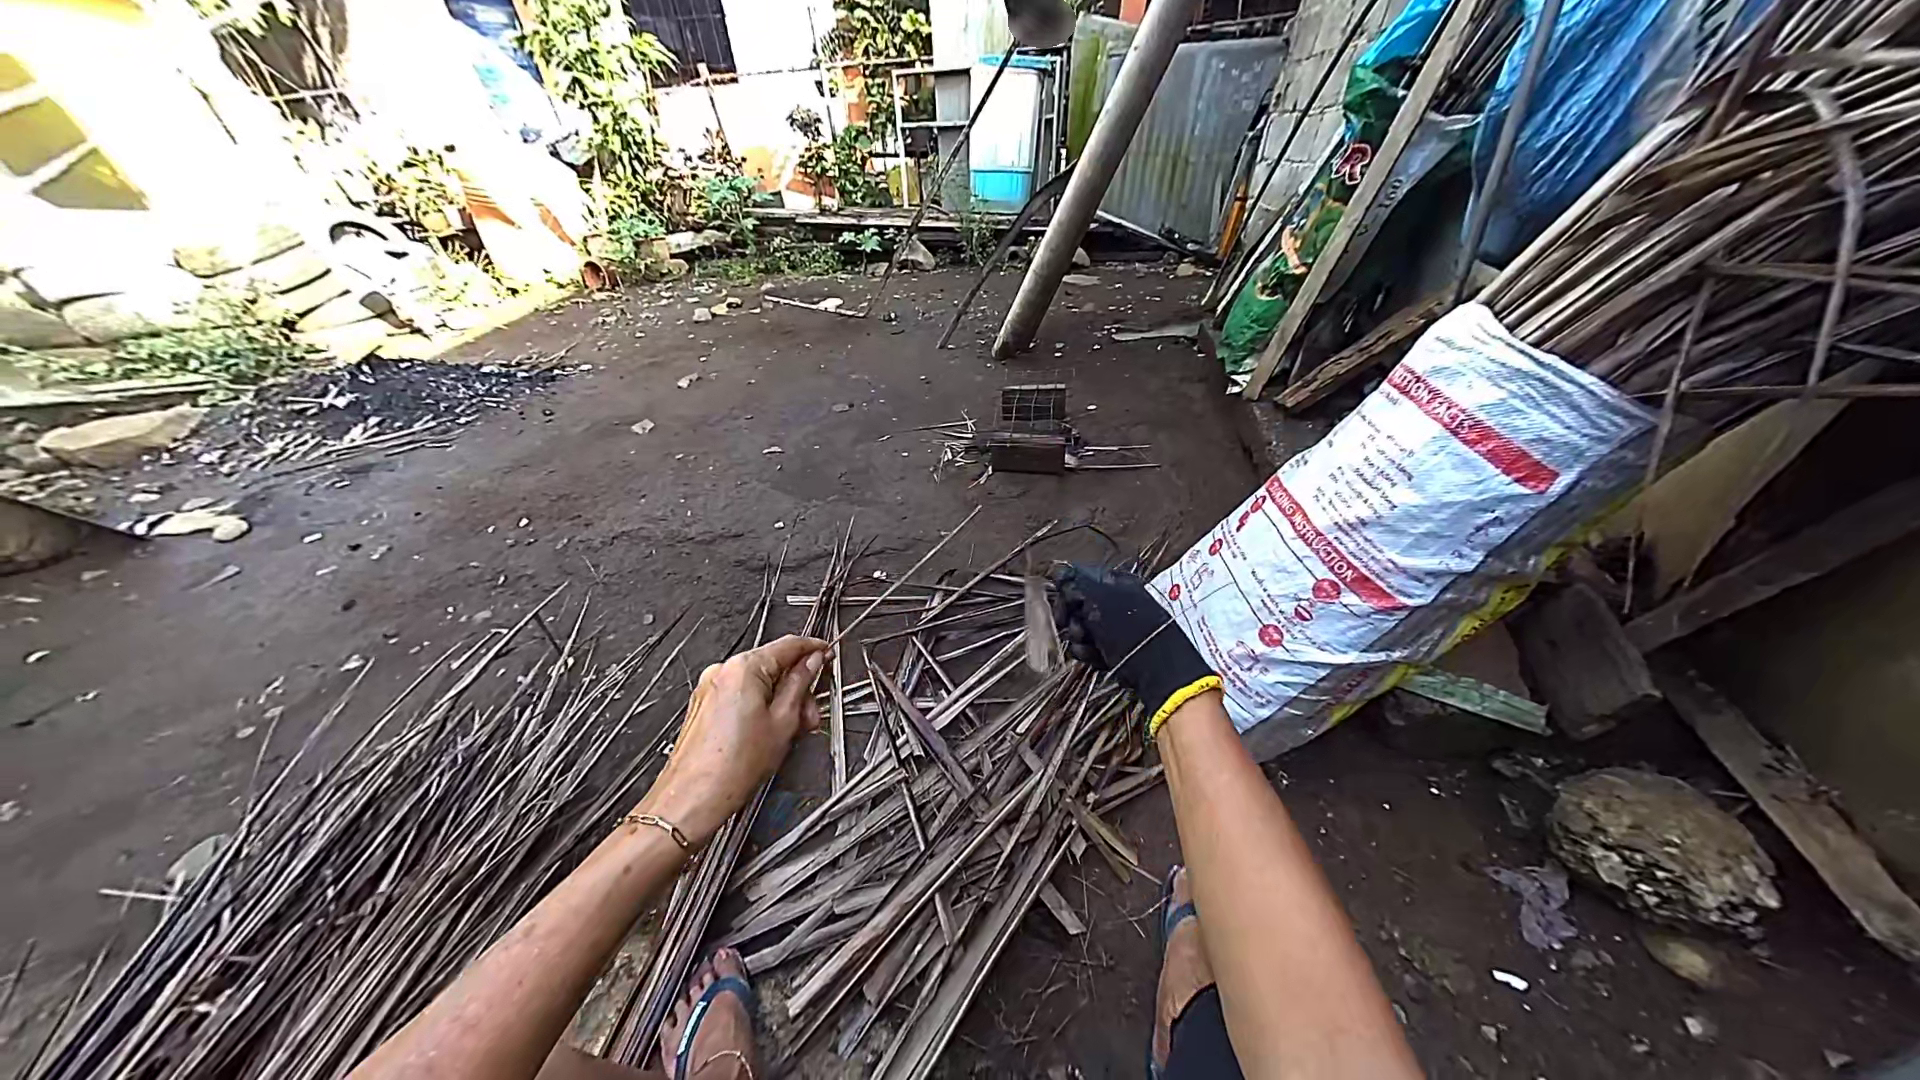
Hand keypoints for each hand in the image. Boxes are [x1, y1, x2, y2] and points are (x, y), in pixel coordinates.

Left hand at [637, 635, 828, 847]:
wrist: (692, 798)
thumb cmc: (731, 766)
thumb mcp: (784, 721)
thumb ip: (801, 684)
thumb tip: (812, 663)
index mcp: (744, 668)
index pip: (789, 644)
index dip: (814, 649)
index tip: (827, 653)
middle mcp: (723, 671)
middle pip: (774, 665)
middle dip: (798, 687)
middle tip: (811, 712)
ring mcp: (710, 688)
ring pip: (758, 682)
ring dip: (781, 700)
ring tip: (791, 729)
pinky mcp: (705, 705)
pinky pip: (741, 694)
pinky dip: (761, 706)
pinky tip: (770, 731)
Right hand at [1051, 563, 1215, 732]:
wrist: (1156, 667)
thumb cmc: (1130, 628)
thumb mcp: (1100, 599)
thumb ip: (1077, 583)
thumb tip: (1059, 570)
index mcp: (1118, 584)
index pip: (1081, 581)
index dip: (1066, 595)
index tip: (1060, 609)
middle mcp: (1119, 603)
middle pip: (1080, 607)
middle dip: (1072, 620)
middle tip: (1077, 630)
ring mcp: (1119, 628)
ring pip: (1084, 629)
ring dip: (1079, 639)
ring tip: (1087, 646)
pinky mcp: (1118, 650)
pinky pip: (1093, 647)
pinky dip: (1090, 652)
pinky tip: (1093, 656)